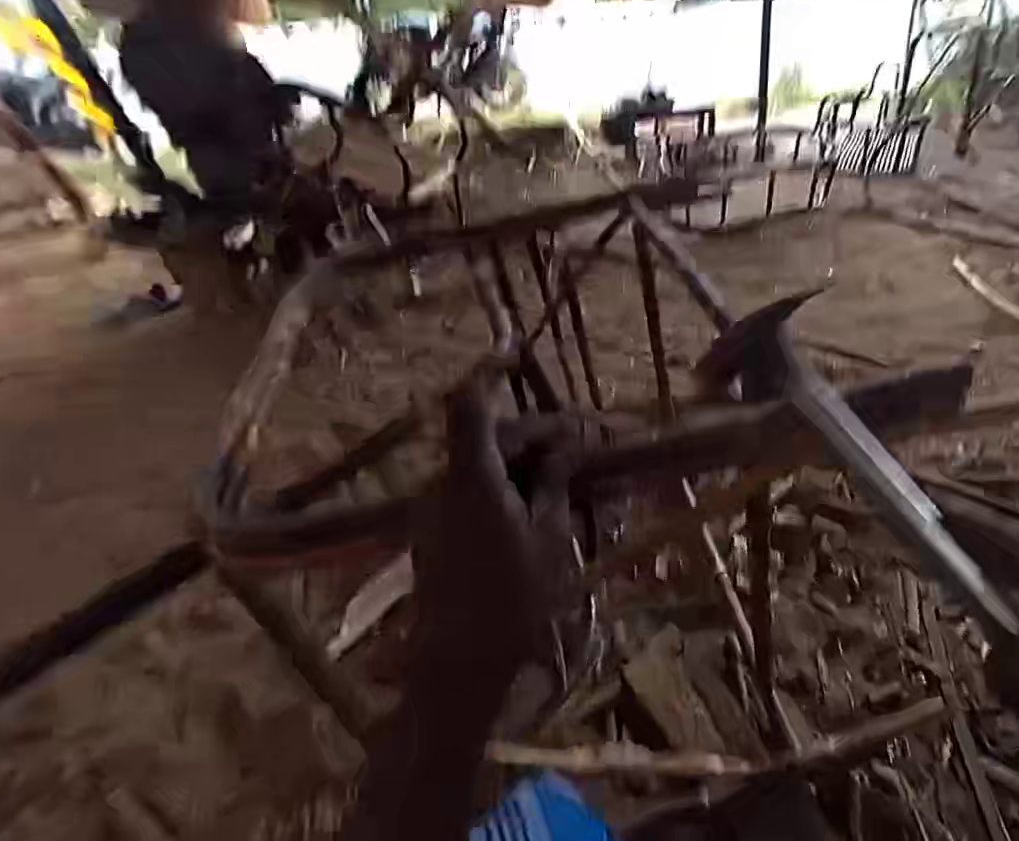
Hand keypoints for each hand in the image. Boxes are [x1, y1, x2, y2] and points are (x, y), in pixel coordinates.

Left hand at [411, 366, 572, 673]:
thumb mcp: (548, 537)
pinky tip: (536, 501)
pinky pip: (473, 488)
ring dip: (523, 460)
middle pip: (490, 436)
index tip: (515, 352)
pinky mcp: (436, 528)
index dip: (489, 371)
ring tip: (567, 473)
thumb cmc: (511, 601)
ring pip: (483, 463)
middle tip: (583, 442)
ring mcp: (435, 506)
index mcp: (471, 477)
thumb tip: (567, 444)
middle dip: (537, 432)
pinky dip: (505, 483)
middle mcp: (445, 482)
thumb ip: (553, 481)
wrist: (457, 666)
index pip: (470, 404)